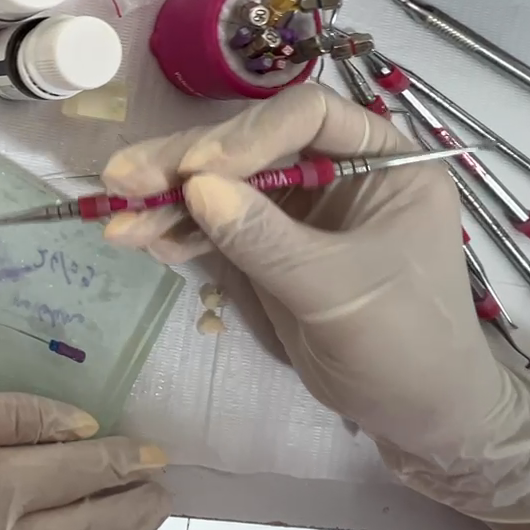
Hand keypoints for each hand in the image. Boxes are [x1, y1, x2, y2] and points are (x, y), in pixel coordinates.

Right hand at [100, 83, 529, 523]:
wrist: (413, 413)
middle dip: (181, 166)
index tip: (196, 171)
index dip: (246, 134)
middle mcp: (332, 166)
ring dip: (165, 200)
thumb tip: (195, 188)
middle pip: (245, 144)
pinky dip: (176, 231)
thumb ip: (267, 239)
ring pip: (218, 181)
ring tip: (116, 222)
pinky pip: (211, 220)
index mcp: (379, 159)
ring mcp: (293, 201)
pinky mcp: (263, 235)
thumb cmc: (406, 347)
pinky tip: (145, 244)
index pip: (305, 115)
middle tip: (120, 181)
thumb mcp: (339, 291)